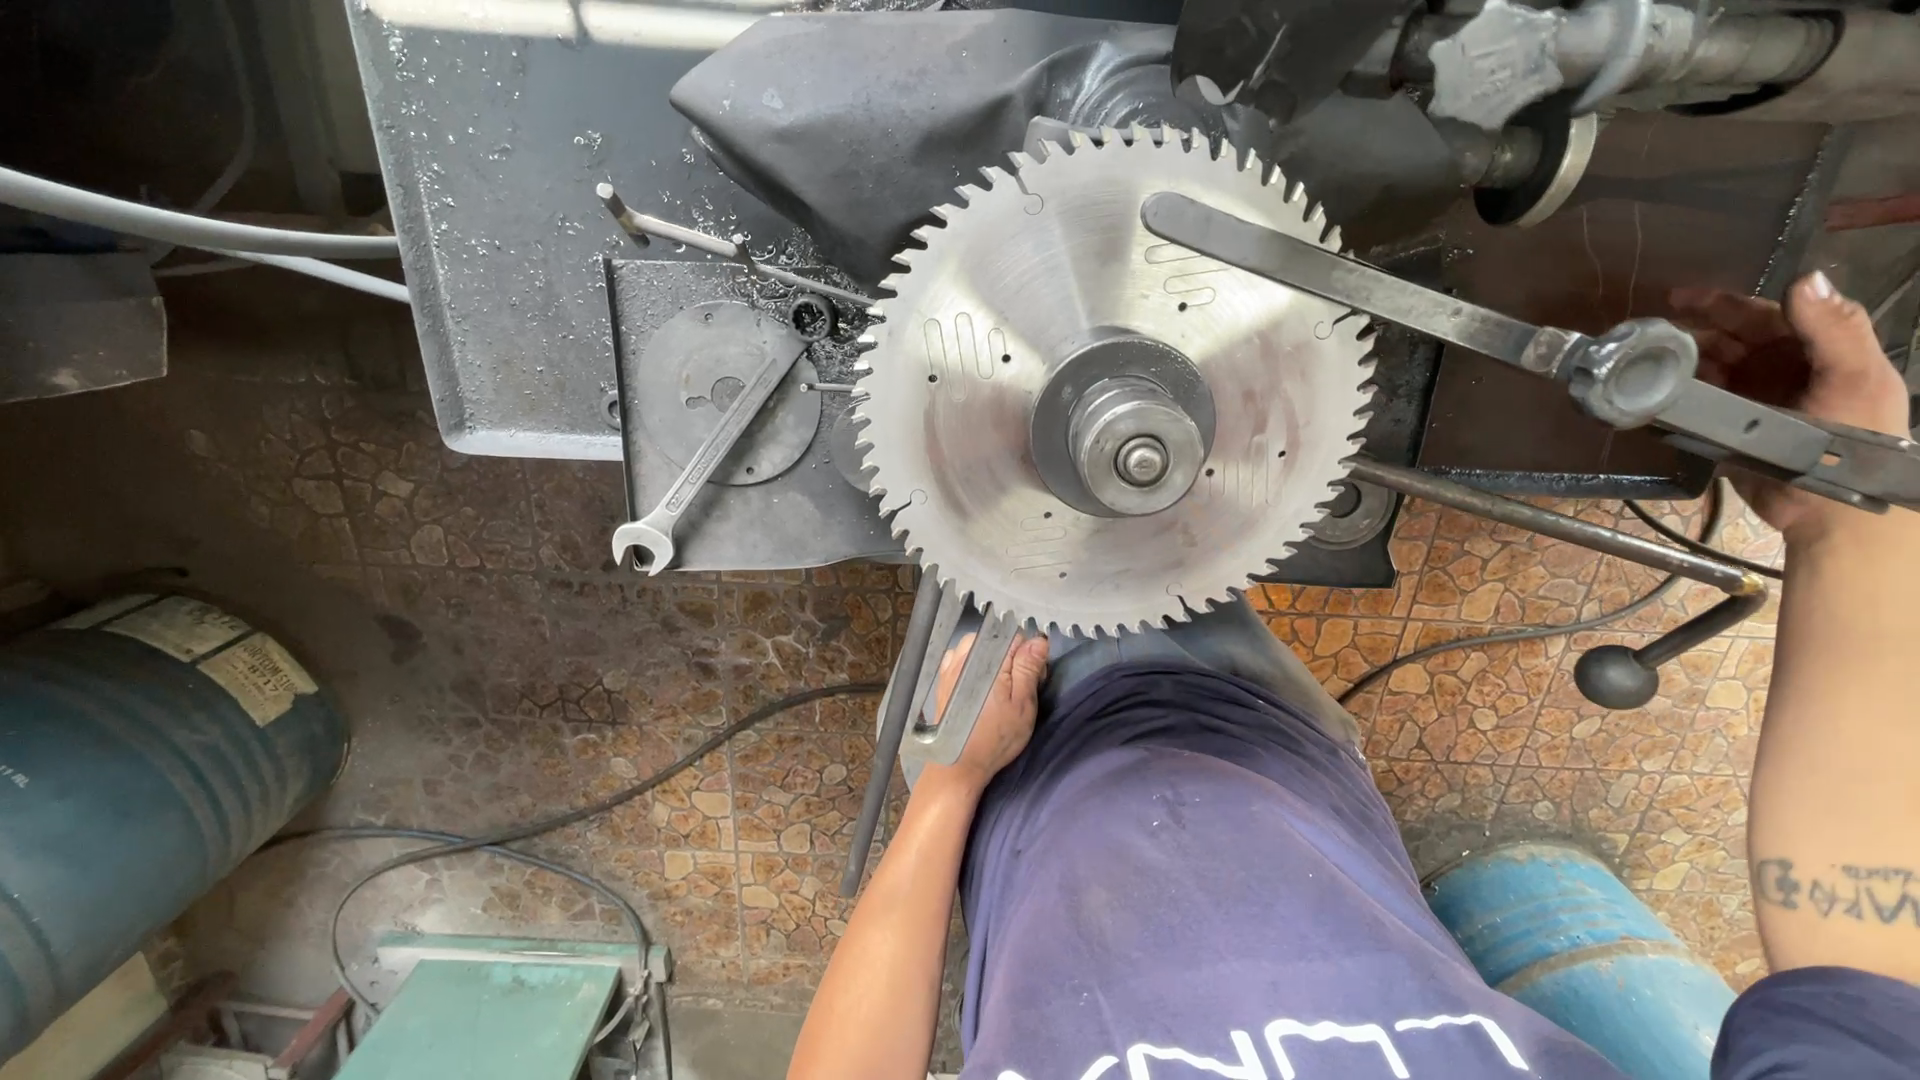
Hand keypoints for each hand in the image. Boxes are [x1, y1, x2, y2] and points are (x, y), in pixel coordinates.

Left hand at [920, 631, 1049, 793]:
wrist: (958, 765)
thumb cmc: (996, 738)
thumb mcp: (1022, 705)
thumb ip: (1028, 669)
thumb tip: (1039, 640)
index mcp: (990, 660)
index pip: (1017, 637)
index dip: (1030, 654)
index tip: (1034, 676)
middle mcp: (967, 656)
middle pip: (997, 639)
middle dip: (1011, 655)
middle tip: (1018, 685)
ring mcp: (951, 666)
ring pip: (978, 645)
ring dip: (990, 658)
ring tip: (997, 685)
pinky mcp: (942, 678)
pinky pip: (959, 656)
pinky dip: (971, 663)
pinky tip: (977, 684)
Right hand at [1670, 271, 1908, 540]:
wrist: (1827, 506)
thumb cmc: (1853, 437)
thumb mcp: (1856, 377)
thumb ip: (1835, 328)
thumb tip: (1804, 278)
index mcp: (1812, 350)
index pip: (1763, 315)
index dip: (1724, 303)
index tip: (1677, 298)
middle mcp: (1778, 369)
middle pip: (1728, 339)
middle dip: (1691, 330)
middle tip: (1648, 330)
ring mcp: (1749, 398)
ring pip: (1706, 367)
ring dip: (1677, 360)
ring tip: (1643, 358)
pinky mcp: (1726, 426)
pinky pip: (1694, 401)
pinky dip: (1673, 392)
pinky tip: (1651, 388)